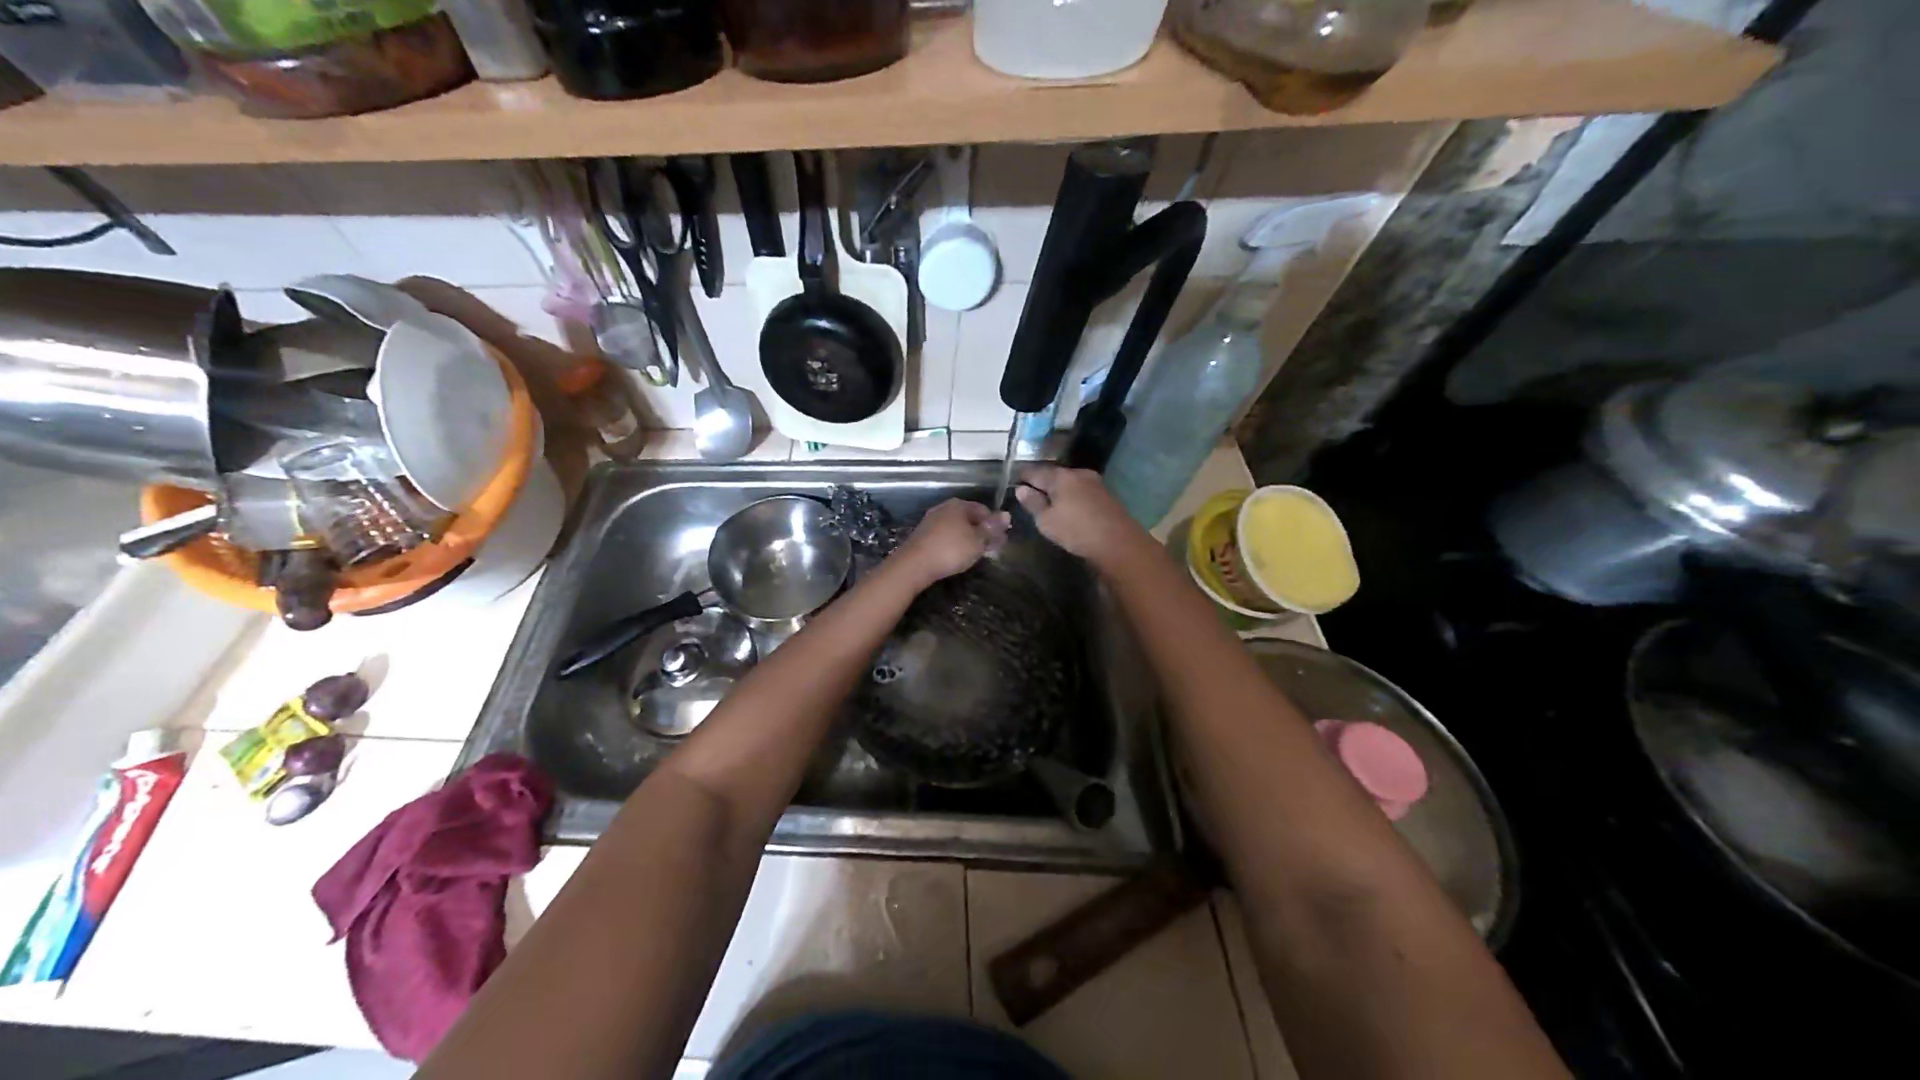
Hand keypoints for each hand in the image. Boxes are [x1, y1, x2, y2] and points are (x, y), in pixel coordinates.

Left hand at [892, 499, 1010, 586]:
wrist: (914, 564)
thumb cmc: (951, 549)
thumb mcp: (978, 540)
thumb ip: (992, 528)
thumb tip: (1007, 514)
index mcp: (958, 505)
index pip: (983, 510)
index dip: (995, 524)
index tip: (1001, 540)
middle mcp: (944, 508)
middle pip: (969, 518)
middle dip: (982, 532)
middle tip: (991, 549)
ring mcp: (931, 521)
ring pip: (957, 528)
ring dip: (969, 539)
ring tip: (976, 555)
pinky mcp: (923, 536)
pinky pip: (945, 536)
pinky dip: (955, 544)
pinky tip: (958, 556)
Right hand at [1013, 465, 1143, 566]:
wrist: (1118, 543)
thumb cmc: (1076, 531)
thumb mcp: (1046, 521)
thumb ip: (1033, 503)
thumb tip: (1021, 489)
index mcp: (1060, 476)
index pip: (1034, 471)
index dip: (1022, 476)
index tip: (1013, 482)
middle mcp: (1078, 473)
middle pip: (1054, 474)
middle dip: (1041, 482)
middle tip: (1029, 494)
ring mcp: (1095, 483)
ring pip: (1069, 482)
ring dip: (1058, 490)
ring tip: (1047, 502)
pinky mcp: (1105, 495)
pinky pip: (1081, 491)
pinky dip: (1071, 496)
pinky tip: (1068, 507)